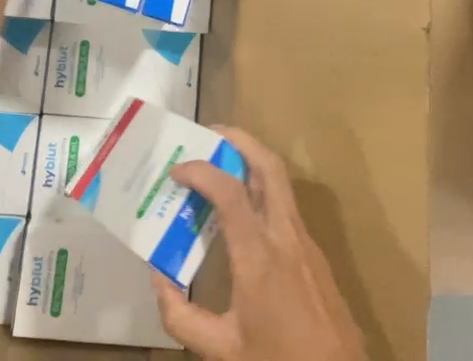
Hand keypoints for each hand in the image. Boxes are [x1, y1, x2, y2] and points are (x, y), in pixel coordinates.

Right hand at [152, 127, 366, 360]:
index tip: (176, 171)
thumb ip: (181, 316)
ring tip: (218, 164)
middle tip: (207, 134)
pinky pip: (283, 207)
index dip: (201, 171)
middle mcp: (285, 237)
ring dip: (250, 161)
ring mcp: (305, 241)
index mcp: (259, 257)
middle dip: (238, 139)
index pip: (230, 192)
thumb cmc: (278, 360)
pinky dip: (259, 192)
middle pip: (269, 165)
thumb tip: (159, 277)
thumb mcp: (220, 350)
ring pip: (280, 182)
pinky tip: (239, 213)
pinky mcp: (314, 253)